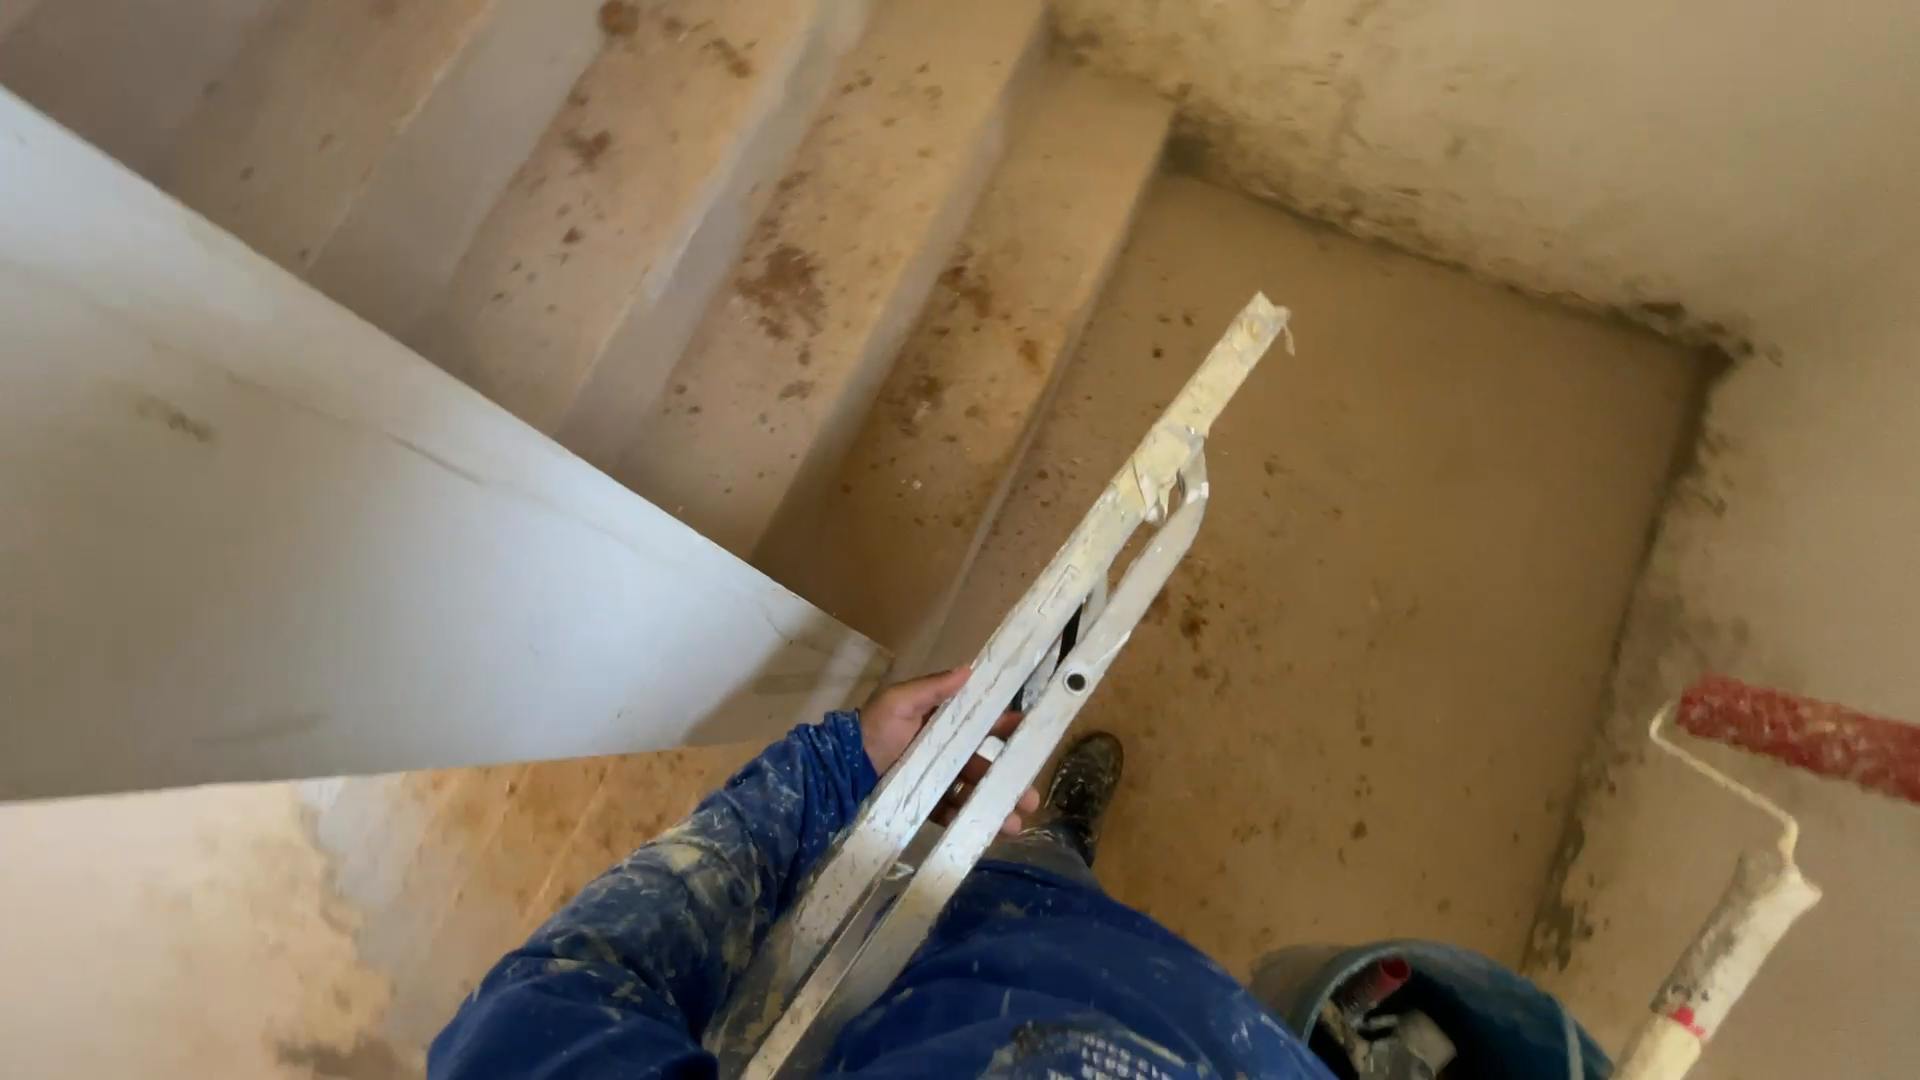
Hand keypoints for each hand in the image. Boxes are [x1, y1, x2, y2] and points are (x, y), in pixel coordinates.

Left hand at [858, 667, 1040, 836]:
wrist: (839, 773)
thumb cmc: (872, 730)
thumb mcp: (899, 701)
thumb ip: (933, 688)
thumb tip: (969, 669)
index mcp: (940, 722)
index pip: (980, 722)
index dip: (1006, 725)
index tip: (1030, 729)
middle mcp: (942, 751)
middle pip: (983, 762)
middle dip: (1010, 776)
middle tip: (1031, 793)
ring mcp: (934, 780)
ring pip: (973, 791)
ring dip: (996, 804)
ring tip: (1016, 822)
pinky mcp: (923, 805)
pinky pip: (951, 812)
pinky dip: (968, 821)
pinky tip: (986, 831)